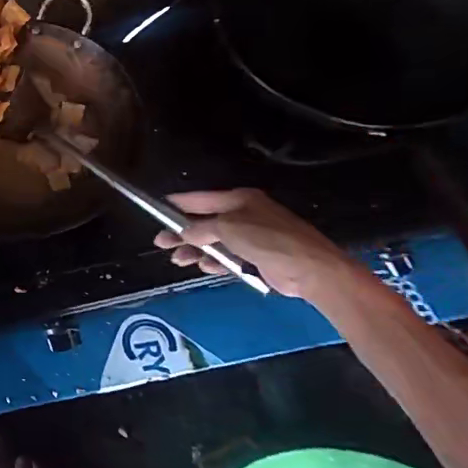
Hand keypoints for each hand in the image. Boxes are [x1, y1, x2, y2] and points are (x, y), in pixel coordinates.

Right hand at [153, 188, 359, 298]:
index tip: (157, 208)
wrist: (310, 269)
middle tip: (161, 242)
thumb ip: (200, 229)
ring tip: (180, 260)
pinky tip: (206, 267)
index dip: (178, 203)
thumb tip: (181, 232)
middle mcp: (243, 214)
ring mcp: (251, 236)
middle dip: (182, 232)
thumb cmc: (267, 239)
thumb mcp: (227, 227)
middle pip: (204, 222)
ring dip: (196, 250)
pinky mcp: (256, 257)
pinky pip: (228, 256)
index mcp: (239, 199)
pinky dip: (215, 261)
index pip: (200, 198)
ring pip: (214, 241)